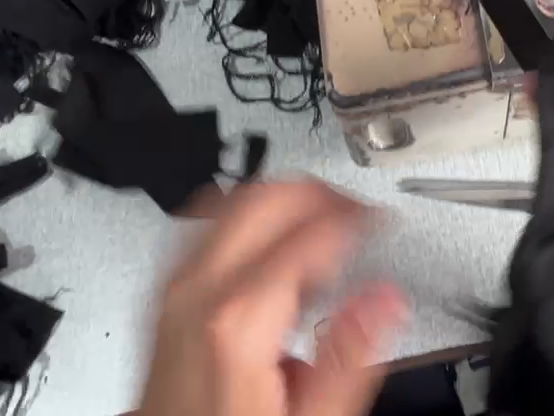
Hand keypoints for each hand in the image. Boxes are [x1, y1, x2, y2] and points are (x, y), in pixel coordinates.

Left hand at [138, 181, 407, 415]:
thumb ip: (349, 357)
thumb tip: (386, 296)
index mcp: (238, 320)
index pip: (310, 230)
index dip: (359, 216)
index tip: (381, 221)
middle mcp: (199, 292)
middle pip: (268, 197)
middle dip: (322, 196)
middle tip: (357, 215)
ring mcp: (177, 288)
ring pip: (237, 200)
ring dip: (287, 201)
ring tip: (322, 226)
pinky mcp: (167, 293)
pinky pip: (210, 222)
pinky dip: (252, 216)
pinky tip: (276, 244)